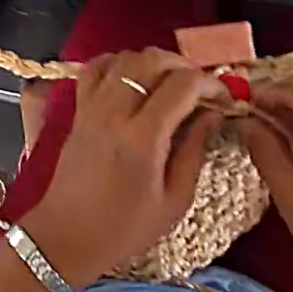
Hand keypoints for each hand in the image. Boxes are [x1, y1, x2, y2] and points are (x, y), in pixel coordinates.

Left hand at [19, 48, 222, 287]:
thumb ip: (194, 151)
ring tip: (171, 82)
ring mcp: (92, 106)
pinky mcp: (78, 108)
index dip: (210, 84)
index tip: (225, 99)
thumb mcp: (174, 201)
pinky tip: (134, 77)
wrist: (67, 234)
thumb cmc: (125, 227)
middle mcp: (114, 112)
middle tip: (201, 88)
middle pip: (151, 60)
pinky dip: (118, 62)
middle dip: (184, 66)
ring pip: (124, 57)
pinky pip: (95, 67)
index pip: (181, 85)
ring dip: (153, 61)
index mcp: (142, 138)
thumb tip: (213, 114)